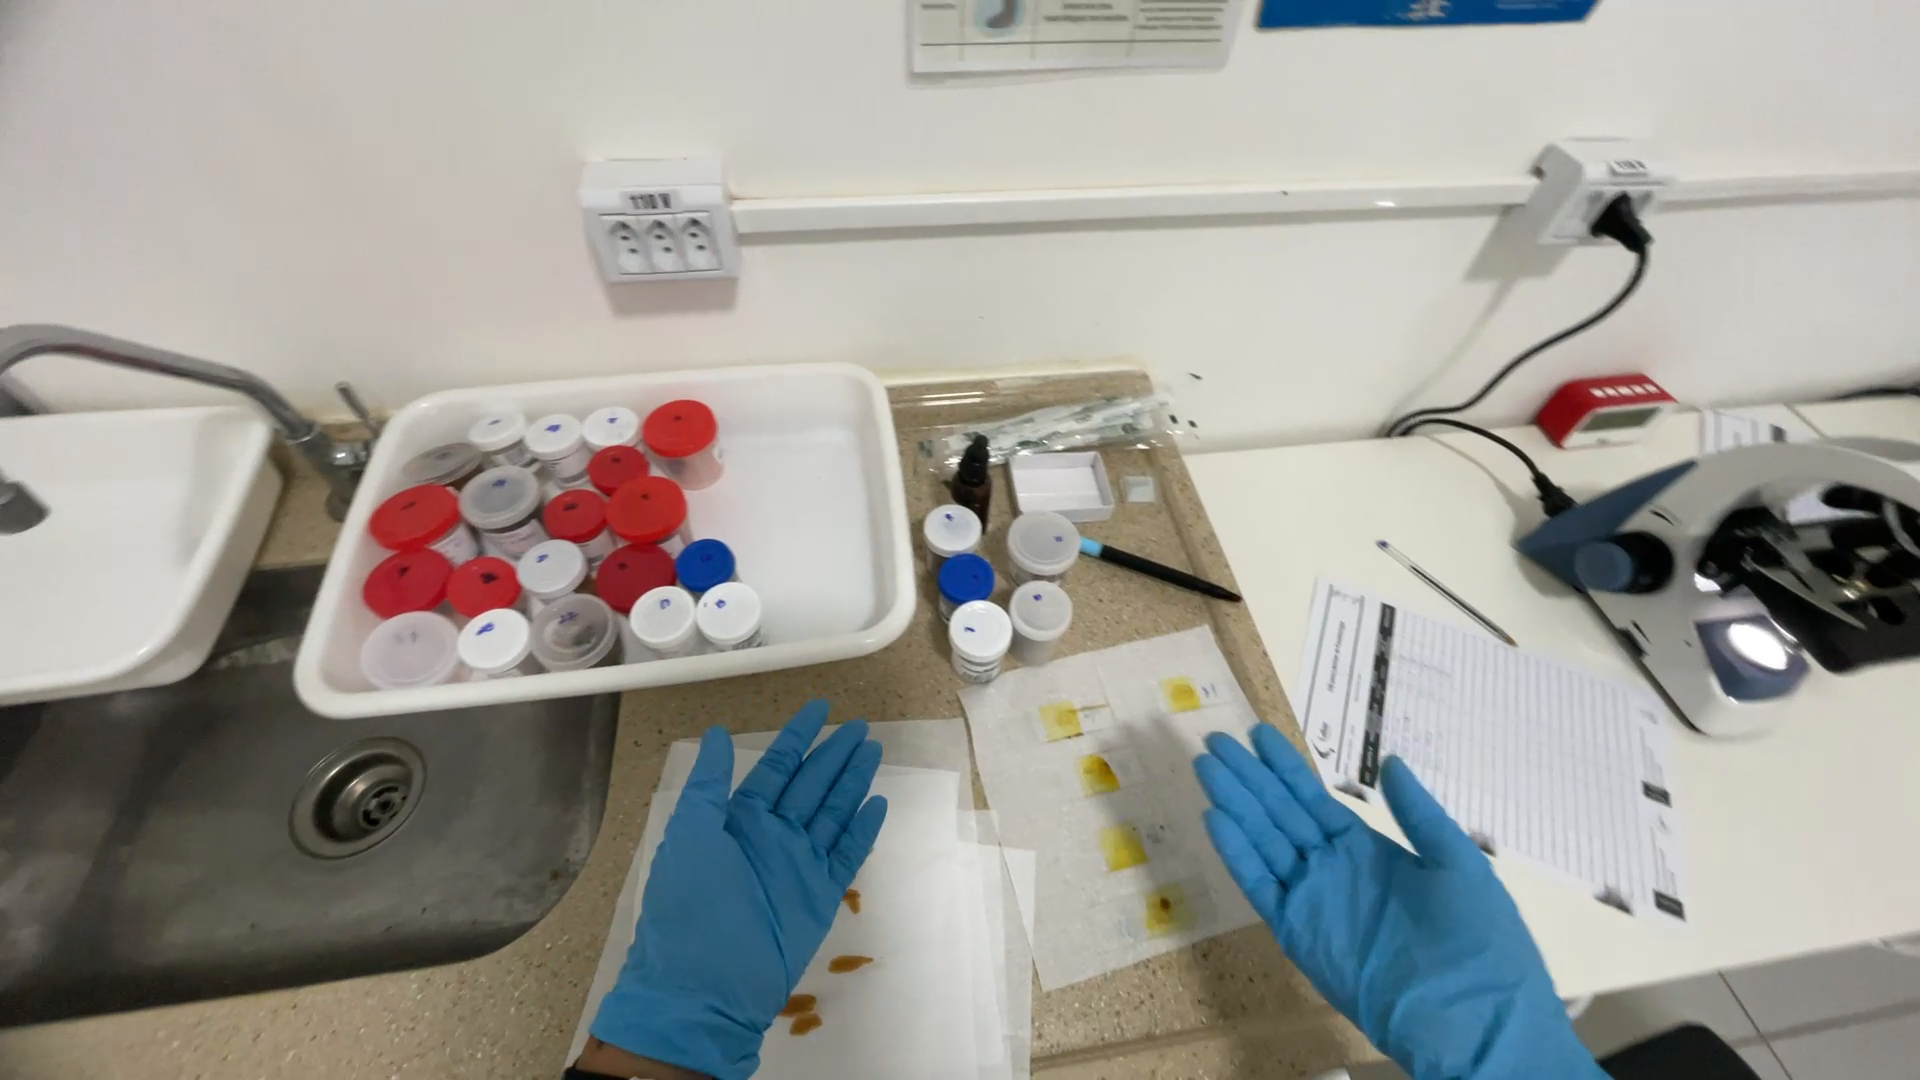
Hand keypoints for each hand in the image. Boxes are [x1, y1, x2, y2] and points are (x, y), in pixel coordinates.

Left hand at [590, 701, 888, 1079]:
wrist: (703, 988)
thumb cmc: (690, 905)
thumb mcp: (690, 835)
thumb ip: (709, 784)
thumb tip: (717, 733)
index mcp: (742, 819)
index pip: (778, 765)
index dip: (800, 735)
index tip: (821, 708)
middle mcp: (774, 834)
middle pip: (813, 783)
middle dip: (836, 753)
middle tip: (861, 726)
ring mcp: (800, 864)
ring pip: (834, 811)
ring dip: (854, 781)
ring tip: (874, 751)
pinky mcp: (821, 894)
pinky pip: (847, 853)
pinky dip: (863, 829)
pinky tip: (878, 804)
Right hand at [1194, 726, 1605, 1079]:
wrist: (1481, 1032)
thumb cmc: (1482, 948)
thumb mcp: (1460, 867)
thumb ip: (1419, 814)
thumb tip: (1390, 762)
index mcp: (1365, 850)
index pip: (1312, 797)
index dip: (1284, 765)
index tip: (1257, 732)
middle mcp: (1329, 867)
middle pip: (1277, 811)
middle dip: (1247, 776)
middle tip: (1215, 741)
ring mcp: (1310, 898)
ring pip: (1261, 839)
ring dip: (1233, 803)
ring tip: (1205, 767)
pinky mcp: (1296, 931)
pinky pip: (1259, 884)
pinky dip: (1236, 852)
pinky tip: (1214, 819)